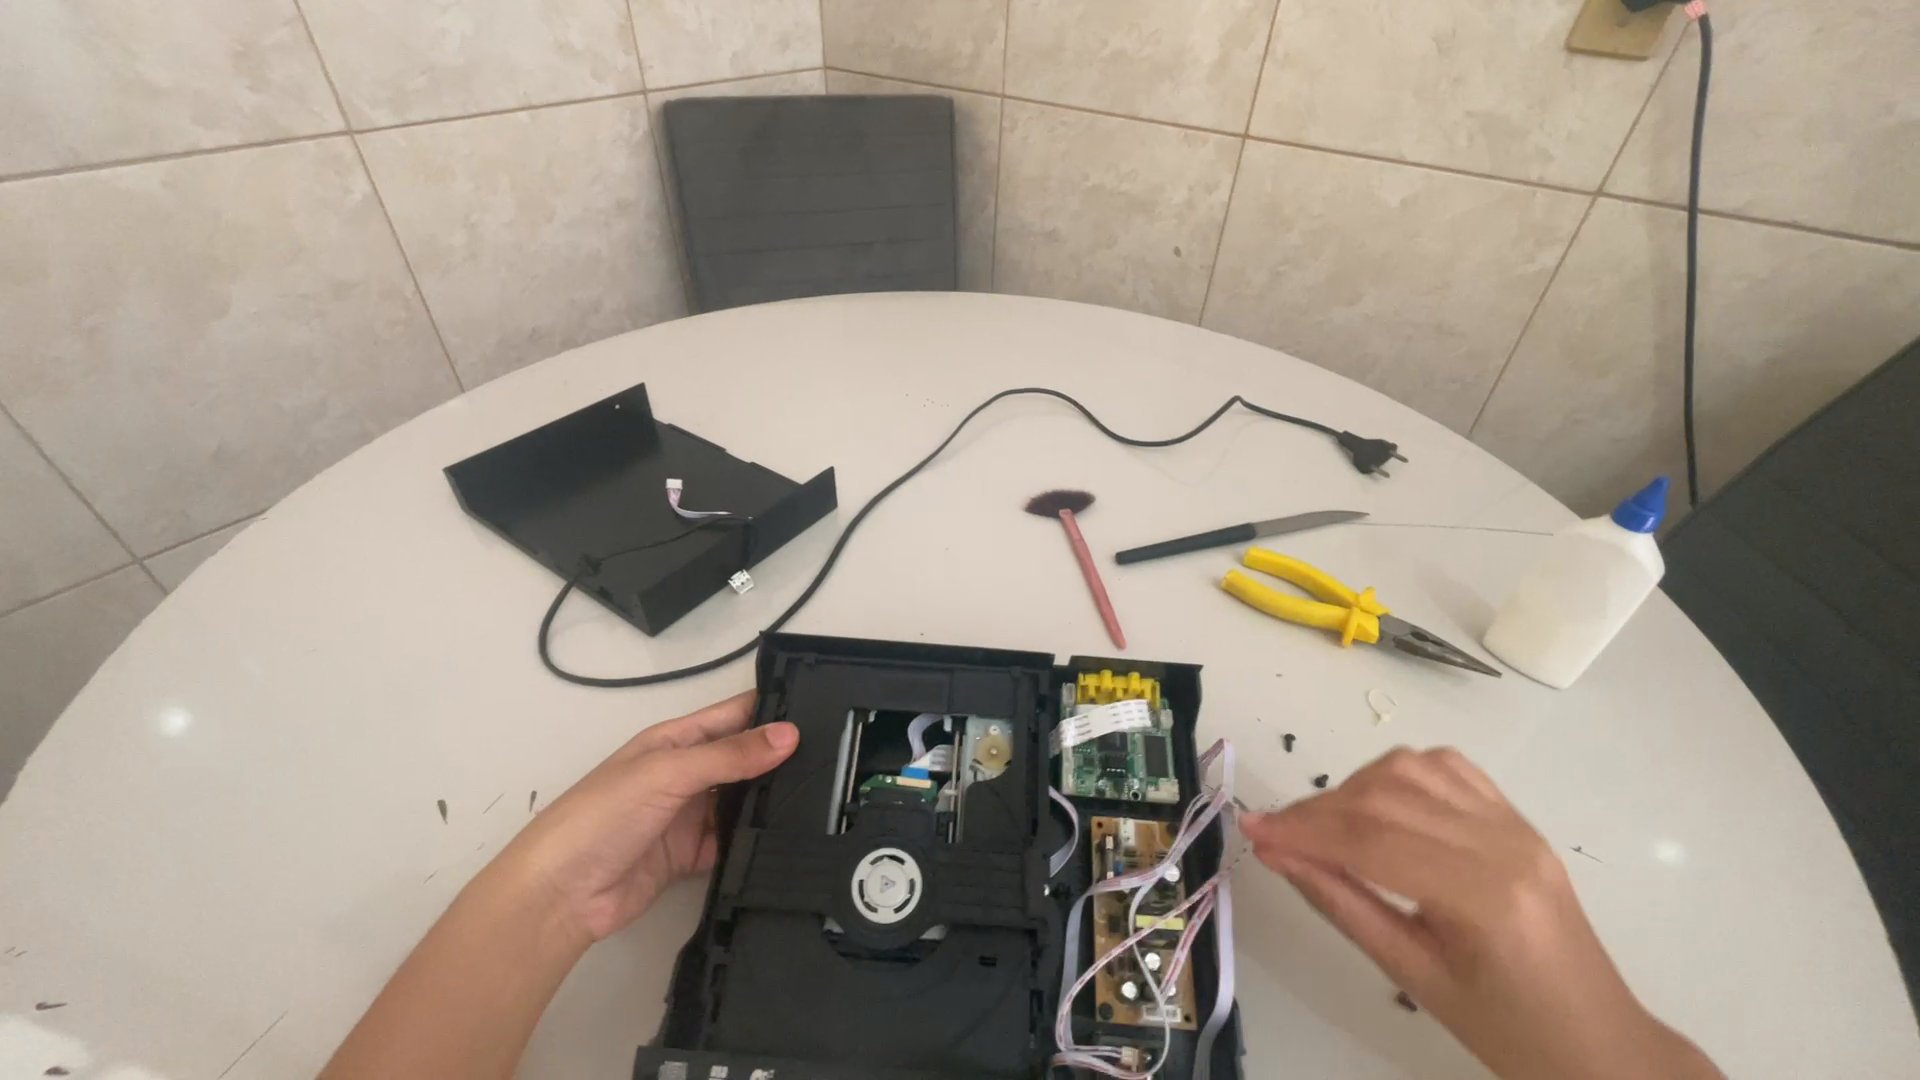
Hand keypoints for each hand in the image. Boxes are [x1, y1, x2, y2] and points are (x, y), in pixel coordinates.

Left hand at [493, 692, 798, 941]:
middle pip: (743, 758)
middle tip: (834, 756)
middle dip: (780, 755)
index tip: (821, 709)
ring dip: (772, 798)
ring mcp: (690, 815)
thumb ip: (730, 755)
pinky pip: (735, 841)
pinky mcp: (693, 855)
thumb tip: (790, 735)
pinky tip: (788, 836)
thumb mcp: (668, 772)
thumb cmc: (604, 815)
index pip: (733, 715)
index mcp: (675, 740)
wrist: (560, 896)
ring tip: (824, 794)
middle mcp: (687, 773)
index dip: (772, 708)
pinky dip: (757, 838)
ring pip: (743, 800)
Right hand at [1240, 747, 1721, 1079]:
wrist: (1597, 1041)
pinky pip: (1446, 767)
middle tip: (1273, 831)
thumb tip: (1275, 852)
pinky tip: (1376, 802)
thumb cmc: (1504, 1026)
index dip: (1302, 830)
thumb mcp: (1411, 974)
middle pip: (1386, 796)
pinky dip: (1396, 773)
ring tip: (1323, 824)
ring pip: (1410, 769)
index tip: (1252, 830)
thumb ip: (1340, 902)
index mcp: (1485, 897)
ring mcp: (1515, 824)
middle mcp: (1504, 844)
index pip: (1372, 839)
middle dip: (1316, 809)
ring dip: (1352, 787)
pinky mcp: (1517, 817)